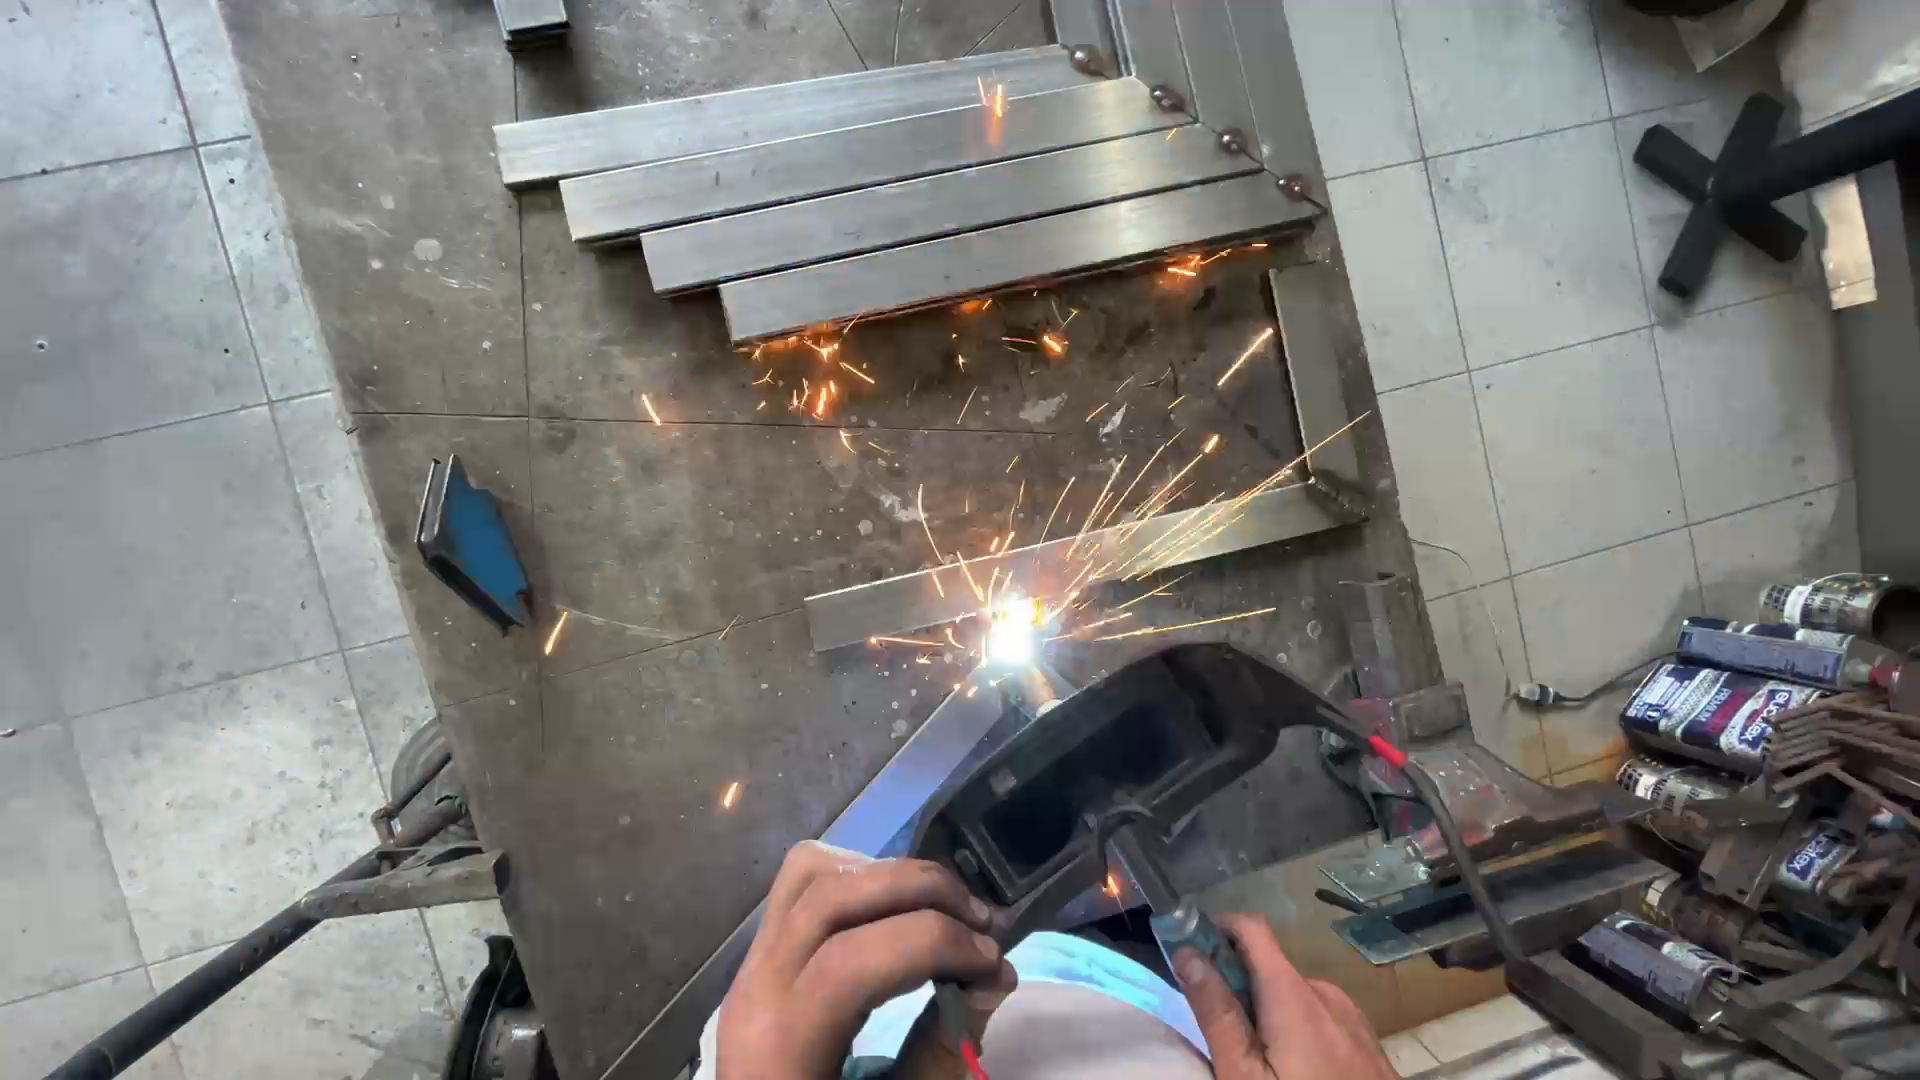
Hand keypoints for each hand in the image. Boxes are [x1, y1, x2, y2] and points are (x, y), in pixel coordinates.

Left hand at [717, 841, 1016, 1079]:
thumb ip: (941, 1054)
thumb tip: (993, 978)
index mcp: (781, 1046)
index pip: (853, 960)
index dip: (934, 943)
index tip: (992, 962)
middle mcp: (756, 987)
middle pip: (833, 894)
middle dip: (919, 890)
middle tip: (979, 920)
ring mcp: (751, 962)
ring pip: (811, 871)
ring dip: (883, 874)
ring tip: (934, 907)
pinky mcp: (759, 952)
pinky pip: (800, 882)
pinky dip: (854, 875)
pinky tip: (892, 911)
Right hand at [1175, 913, 1396, 1079]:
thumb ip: (1216, 1012)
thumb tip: (1187, 952)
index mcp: (1294, 994)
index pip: (1250, 927)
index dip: (1215, 931)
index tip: (1191, 960)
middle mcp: (1326, 994)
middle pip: (1268, 968)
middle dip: (1238, 990)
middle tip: (1224, 1042)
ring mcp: (1354, 1022)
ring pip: (1294, 998)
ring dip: (1269, 1017)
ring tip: (1264, 1073)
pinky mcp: (1371, 1050)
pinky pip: (1322, 1023)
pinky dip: (1299, 1035)